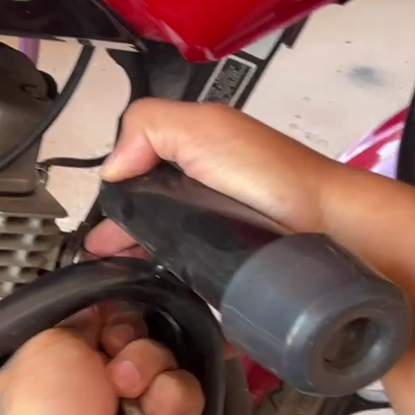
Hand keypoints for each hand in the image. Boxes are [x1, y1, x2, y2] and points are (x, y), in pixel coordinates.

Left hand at [0, 305, 203, 414]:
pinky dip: (168, 400)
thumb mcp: (44, 346)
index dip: (106, 311)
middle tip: (110, 356)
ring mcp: (131, 410)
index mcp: (52, 365)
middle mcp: (91, 387)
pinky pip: (185, 391)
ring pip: (162, 359)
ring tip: (123, 392)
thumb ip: (76, 320)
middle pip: (134, 334)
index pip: (94, 321)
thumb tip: (101, 308)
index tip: (106, 313)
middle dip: (127, 337)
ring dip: (145, 368)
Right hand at [85, 100, 371, 258]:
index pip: (131, 171)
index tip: (93, 221)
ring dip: (127, 258)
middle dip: (111, 233)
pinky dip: (152, 275)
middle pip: (134, 213)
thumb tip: (110, 170)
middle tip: (94, 258)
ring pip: (148, 242)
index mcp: (186, 152)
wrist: (321, 226)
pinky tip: (139, 288)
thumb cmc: (266, 175)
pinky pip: (170, 267)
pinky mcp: (212, 261)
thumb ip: (148, 127)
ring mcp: (201, 228)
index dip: (110, 192)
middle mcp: (191, 191)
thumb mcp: (203, 127)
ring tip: (110, 278)